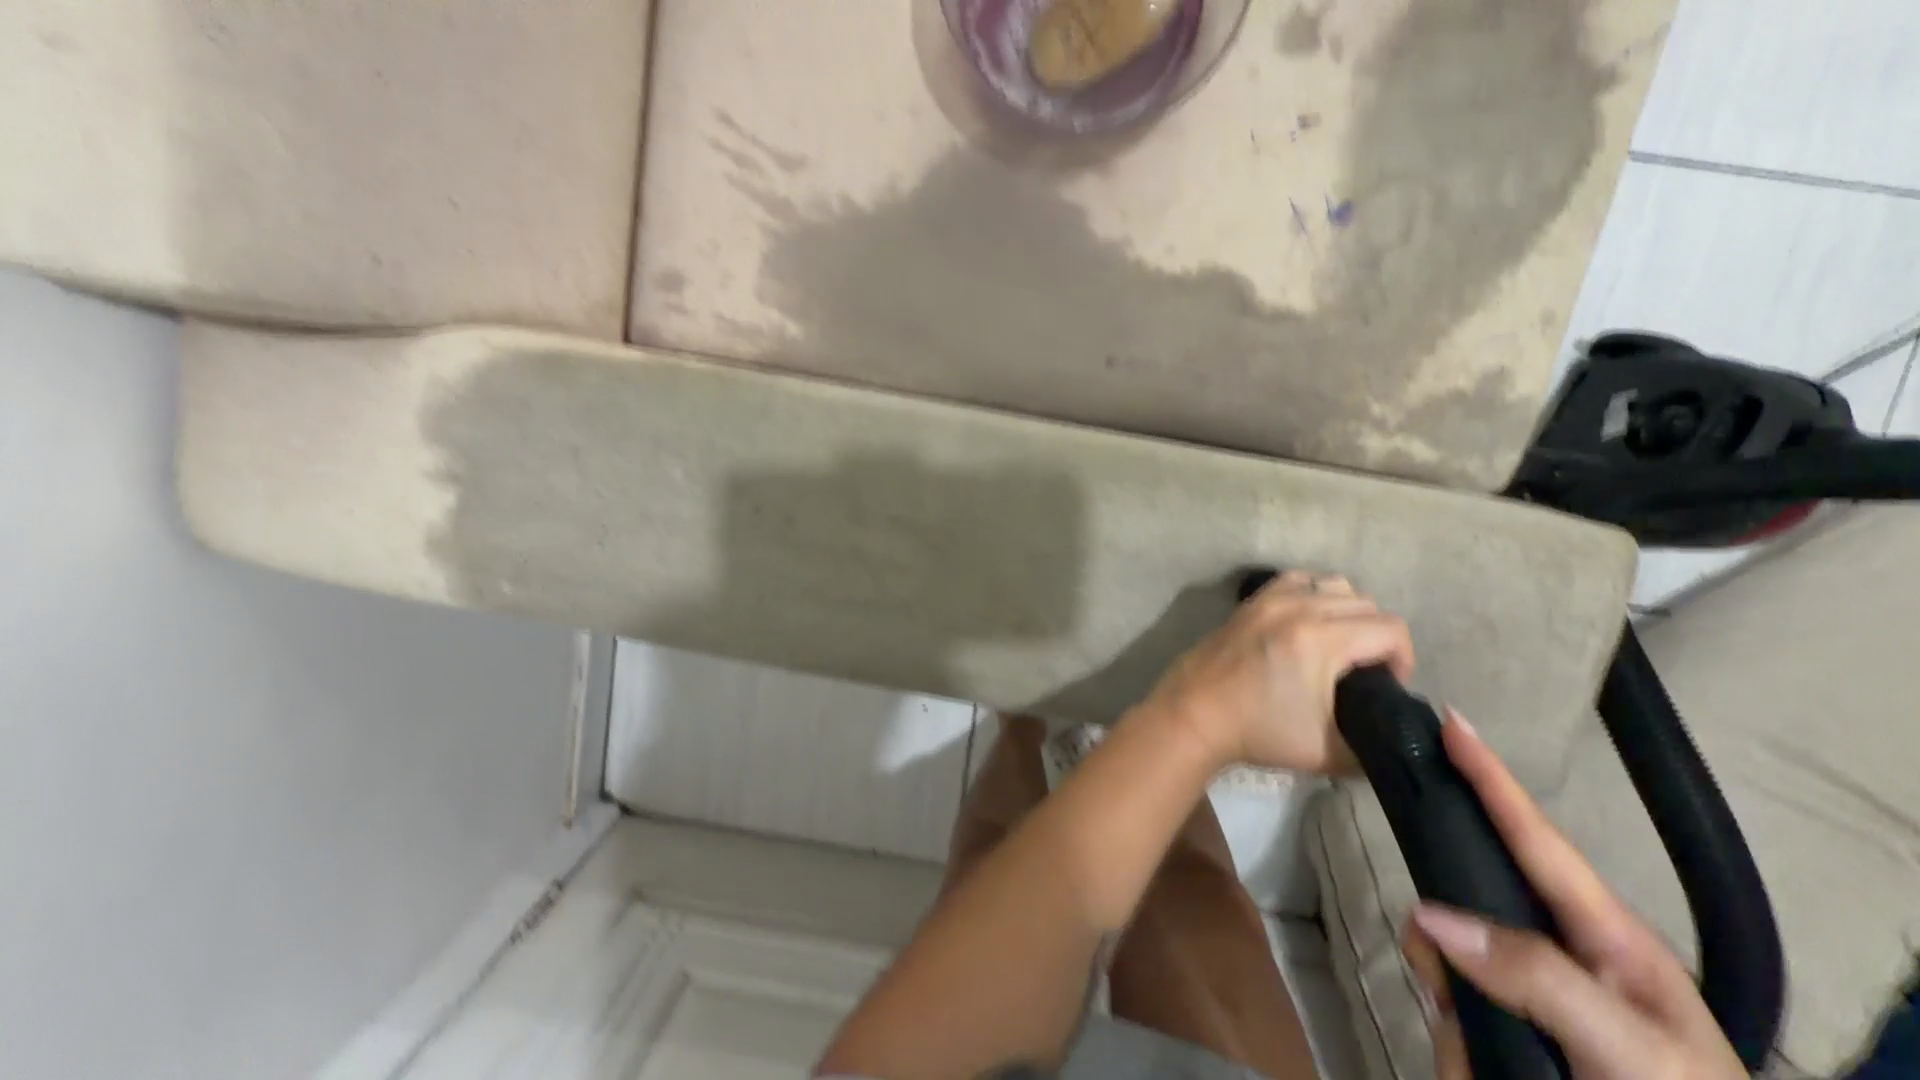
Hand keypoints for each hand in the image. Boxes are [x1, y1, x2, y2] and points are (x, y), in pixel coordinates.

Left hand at [1140, 570, 1414, 772]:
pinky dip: (1312, 594)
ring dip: (1347, 611)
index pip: (1391, 628)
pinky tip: (1308, 624)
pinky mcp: (1250, 601)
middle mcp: (1299, 607)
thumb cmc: (1257, 733)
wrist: (1193, 715)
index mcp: (1322, 638)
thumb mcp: (1325, 753)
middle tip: (1365, 672)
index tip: (1389, 687)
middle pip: (1366, 603)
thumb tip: (1390, 739)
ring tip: (1338, 646)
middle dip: (1377, 637)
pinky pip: (1297, 580)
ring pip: (1333, 584)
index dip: (1403, 659)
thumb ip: (1369, 747)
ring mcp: (1271, 599)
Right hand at [1402, 712, 1745, 1079]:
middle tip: (1446, 997)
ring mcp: (1535, 1000)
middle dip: (1445, 954)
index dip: (1493, 778)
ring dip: (1458, 1029)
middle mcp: (1563, 957)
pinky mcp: (1513, 1038)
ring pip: (1451, 976)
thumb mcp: (1629, 1047)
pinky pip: (1455, 1025)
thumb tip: (1430, 914)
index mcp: (1608, 938)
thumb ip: (1535, 974)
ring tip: (1488, 1071)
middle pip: (1465, 910)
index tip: (1451, 721)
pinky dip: (1461, 1059)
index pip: (1537, 839)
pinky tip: (1487, 1077)